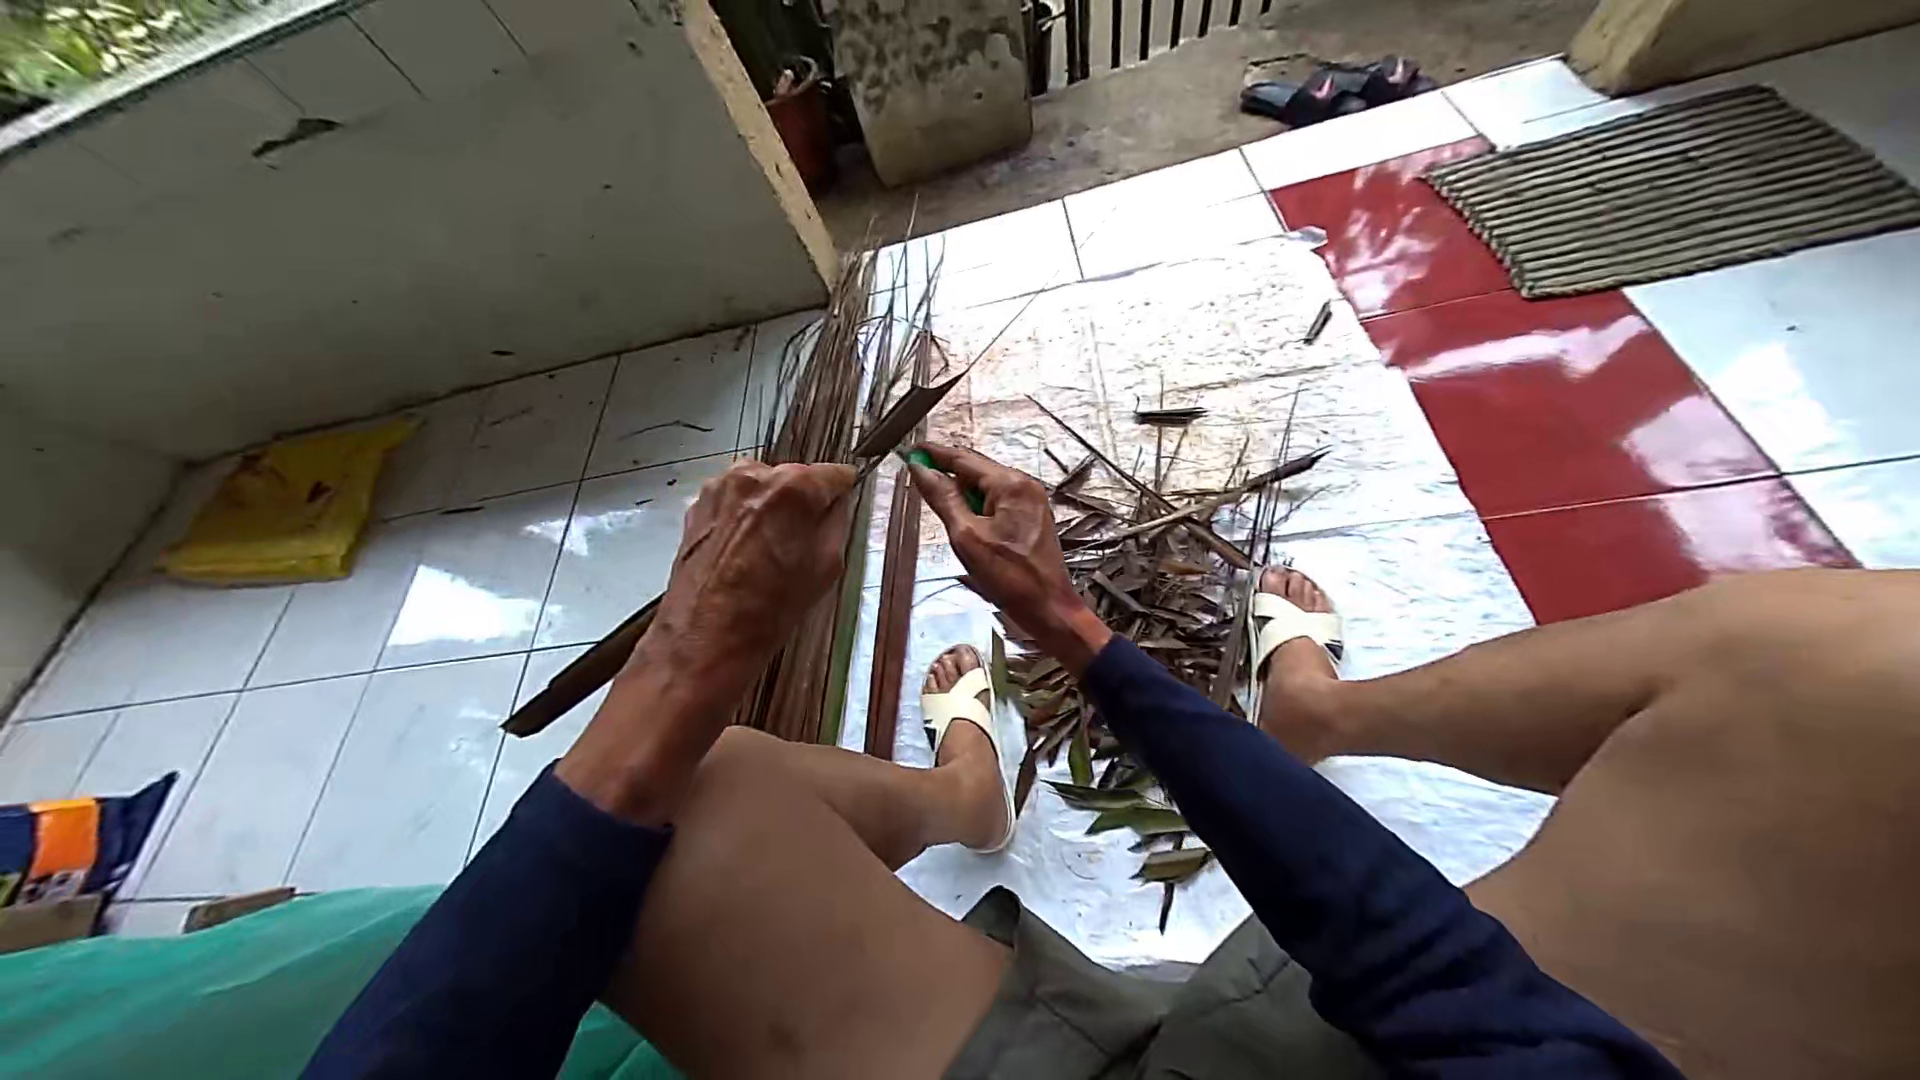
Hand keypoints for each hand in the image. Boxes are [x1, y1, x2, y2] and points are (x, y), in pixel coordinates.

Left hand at [643, 459, 857, 690]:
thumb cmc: (770, 607)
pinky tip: (747, 549)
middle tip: (806, 536)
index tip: (843, 504)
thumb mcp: (827, 565)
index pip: (835, 473)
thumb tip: (836, 505)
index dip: (844, 490)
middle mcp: (755, 476)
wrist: (707, 635)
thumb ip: (837, 522)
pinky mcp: (698, 505)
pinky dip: (746, 515)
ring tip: (772, 545)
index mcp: (794, 487)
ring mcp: (721, 488)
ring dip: (773, 505)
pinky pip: (736, 499)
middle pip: (796, 476)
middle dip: (805, 500)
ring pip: (763, 485)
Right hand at [908, 443, 1111, 673]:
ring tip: (943, 511)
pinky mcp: (1031, 516)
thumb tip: (921, 471)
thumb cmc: (1011, 577)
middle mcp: (1024, 485)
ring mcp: (1030, 500)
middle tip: (919, 482)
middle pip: (975, 469)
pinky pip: (997, 501)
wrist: (1048, 606)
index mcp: (1010, 484)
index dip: (934, 454)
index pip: (963, 458)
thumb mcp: (966, 536)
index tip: (911, 452)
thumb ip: (943, 498)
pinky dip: (977, 507)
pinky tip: (966, 523)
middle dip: (947, 475)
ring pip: (985, 486)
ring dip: (962, 494)